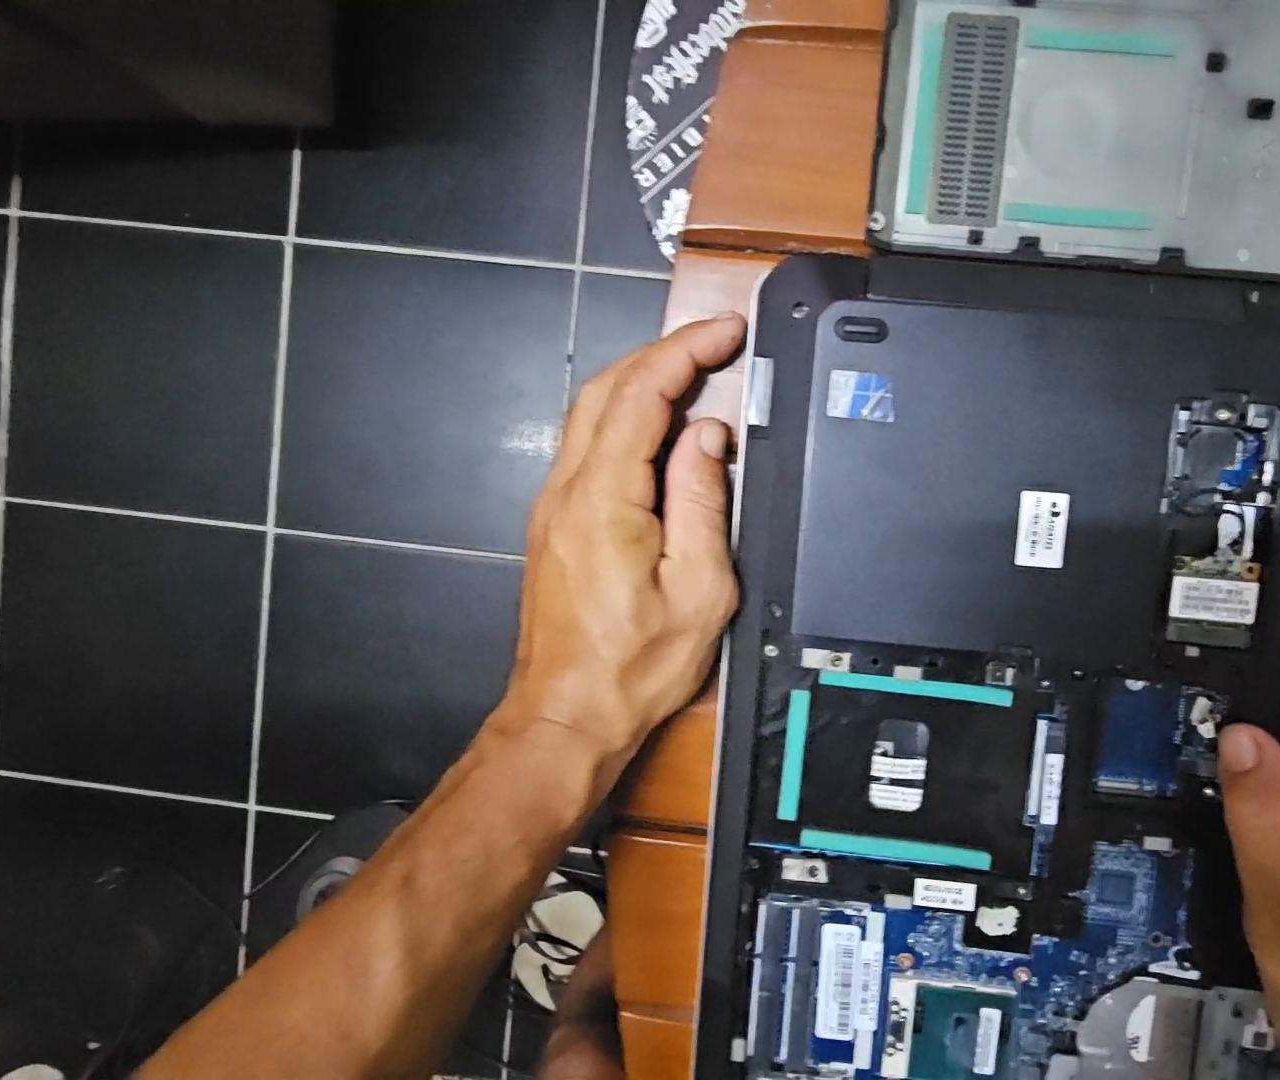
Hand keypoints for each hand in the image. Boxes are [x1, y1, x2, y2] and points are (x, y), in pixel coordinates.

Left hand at [500, 314, 745, 771]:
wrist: (568, 711)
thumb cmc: (636, 666)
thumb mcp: (700, 589)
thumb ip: (704, 502)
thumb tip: (707, 436)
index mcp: (604, 500)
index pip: (642, 395)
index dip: (686, 351)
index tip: (726, 332)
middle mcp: (567, 490)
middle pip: (606, 389)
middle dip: (662, 353)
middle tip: (714, 343)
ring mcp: (553, 504)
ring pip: (590, 412)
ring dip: (640, 380)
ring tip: (693, 372)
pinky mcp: (555, 521)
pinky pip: (587, 445)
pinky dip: (624, 416)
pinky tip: (659, 427)